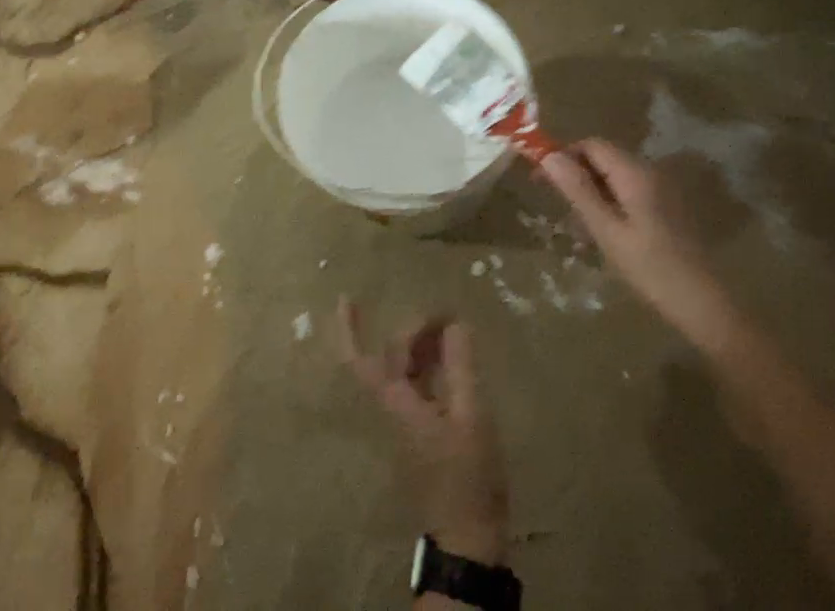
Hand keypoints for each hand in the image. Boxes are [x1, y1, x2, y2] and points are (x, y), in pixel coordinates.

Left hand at [337, 297, 508, 564]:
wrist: (466, 533)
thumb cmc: (467, 475)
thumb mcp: (471, 417)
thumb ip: (460, 368)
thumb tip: (455, 324)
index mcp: (394, 402)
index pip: (364, 356)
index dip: (364, 328)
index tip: (366, 300)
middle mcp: (389, 408)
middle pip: (384, 359)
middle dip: (407, 331)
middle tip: (440, 314)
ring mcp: (402, 421)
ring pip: (400, 373)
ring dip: (418, 348)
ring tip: (447, 328)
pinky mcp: (418, 432)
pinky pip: (416, 388)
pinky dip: (429, 368)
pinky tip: (450, 361)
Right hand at [541, 139, 740, 348]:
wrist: (702, 301)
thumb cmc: (649, 266)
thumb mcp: (605, 229)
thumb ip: (577, 190)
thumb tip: (547, 156)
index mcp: (635, 174)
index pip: (592, 145)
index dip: (563, 155)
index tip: (539, 179)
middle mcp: (651, 172)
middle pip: (604, 157)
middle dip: (575, 173)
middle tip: (554, 202)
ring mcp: (662, 190)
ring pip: (615, 175)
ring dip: (590, 189)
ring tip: (575, 222)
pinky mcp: (667, 207)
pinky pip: (629, 191)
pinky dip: (608, 201)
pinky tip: (601, 230)